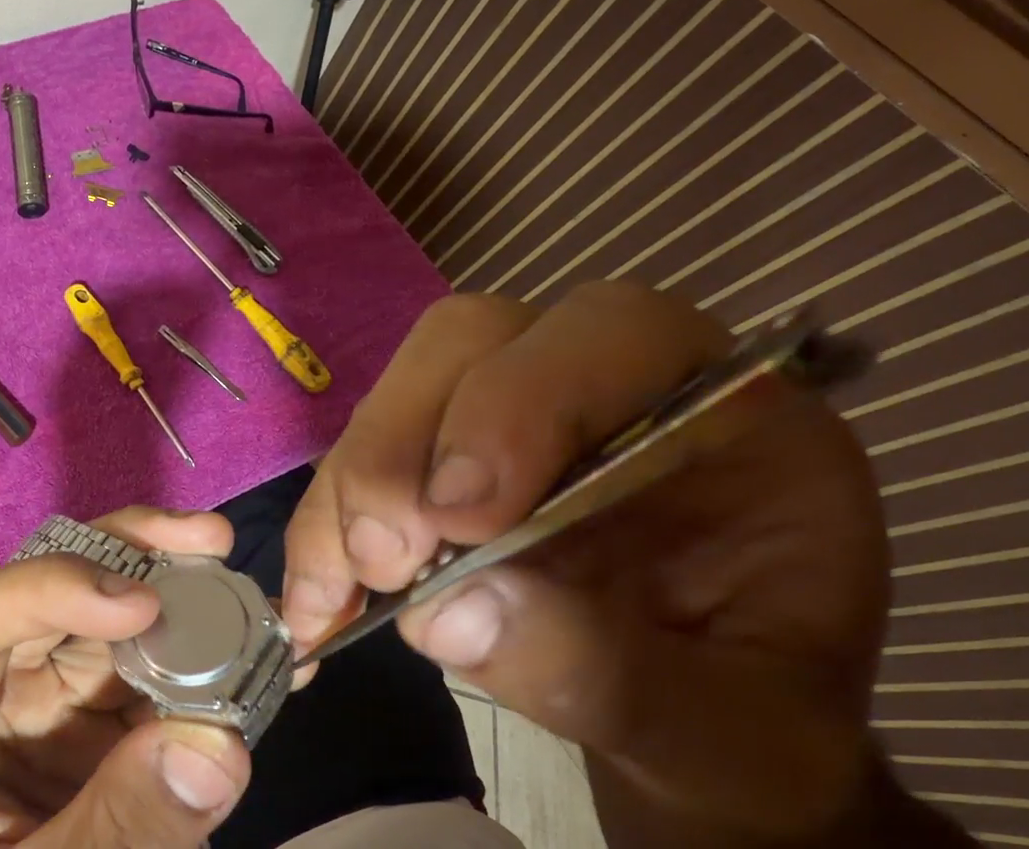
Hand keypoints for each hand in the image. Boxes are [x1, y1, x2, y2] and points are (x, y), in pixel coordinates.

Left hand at [0, 506, 251, 847]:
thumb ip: (121, 831)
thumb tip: (217, 744)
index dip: (50, 589)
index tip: (142, 603)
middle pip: (45, 595)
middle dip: (128, 559)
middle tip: (210, 542)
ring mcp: (43, 703)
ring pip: (105, 619)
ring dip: (178, 597)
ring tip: (249, 592)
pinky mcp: (97, 723)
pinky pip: (150, 670)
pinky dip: (205, 657)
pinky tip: (263, 650)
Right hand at [281, 283, 889, 844]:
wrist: (696, 726)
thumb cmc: (751, 714)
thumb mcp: (730, 732)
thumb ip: (611, 673)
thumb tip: (446, 613)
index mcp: (713, 406)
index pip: (608, 335)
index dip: (519, 402)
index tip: (462, 519)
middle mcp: (593, 380)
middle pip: (468, 342)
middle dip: (406, 441)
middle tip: (385, 559)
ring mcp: (498, 410)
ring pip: (399, 391)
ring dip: (352, 484)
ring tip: (340, 590)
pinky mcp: (432, 454)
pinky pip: (359, 459)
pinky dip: (323, 526)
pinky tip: (317, 601)